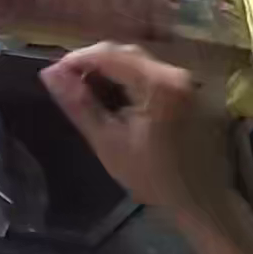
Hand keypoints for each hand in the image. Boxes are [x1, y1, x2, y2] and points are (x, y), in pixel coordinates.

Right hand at [40, 42, 228, 215]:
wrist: (203, 201)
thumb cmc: (152, 175)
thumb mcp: (106, 140)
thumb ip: (76, 102)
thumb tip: (48, 72)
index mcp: (157, 84)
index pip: (106, 54)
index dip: (74, 60)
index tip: (54, 76)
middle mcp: (175, 74)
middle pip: (121, 52)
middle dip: (89, 63)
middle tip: (66, 83)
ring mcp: (185, 80)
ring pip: (133, 59)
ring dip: (105, 68)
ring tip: (84, 89)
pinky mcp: (187, 89)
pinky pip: (147, 69)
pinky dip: (123, 75)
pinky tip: (111, 94)